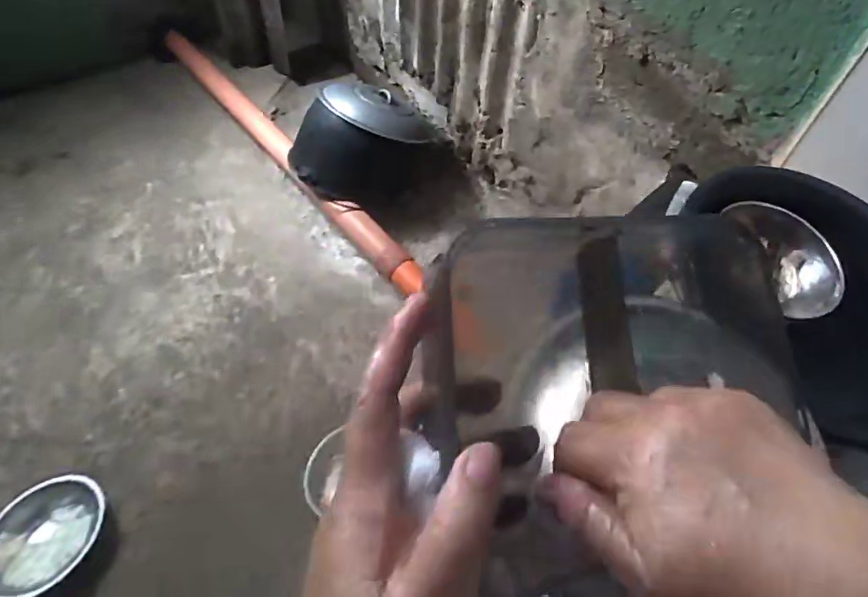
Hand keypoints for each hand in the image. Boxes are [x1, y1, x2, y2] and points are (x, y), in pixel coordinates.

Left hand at [305, 293, 502, 596]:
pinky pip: (420, 487)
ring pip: (411, 454)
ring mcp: (371, 521)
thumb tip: (488, 446)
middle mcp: (361, 496)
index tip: (418, 300)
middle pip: (396, 420)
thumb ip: (454, 526)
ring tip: (506, 435)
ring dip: (453, 431)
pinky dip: (453, 472)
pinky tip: (491, 496)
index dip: (394, 348)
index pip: (374, 403)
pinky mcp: (383, 544)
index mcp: (362, 497)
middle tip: (492, 383)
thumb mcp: (423, 595)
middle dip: (438, 386)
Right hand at [541, 387, 867, 596]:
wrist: (820, 553)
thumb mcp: (646, 569)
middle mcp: (661, 409)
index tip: (588, 492)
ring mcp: (702, 396)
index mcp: (633, 454)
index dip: (571, 467)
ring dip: (642, 425)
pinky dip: (683, 419)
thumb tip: (551, 485)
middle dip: (599, 437)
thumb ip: (591, 521)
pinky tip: (710, 456)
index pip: (570, 438)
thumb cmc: (724, 575)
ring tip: (673, 467)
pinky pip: (688, 394)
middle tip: (626, 478)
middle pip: (600, 404)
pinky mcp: (736, 394)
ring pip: (644, 396)